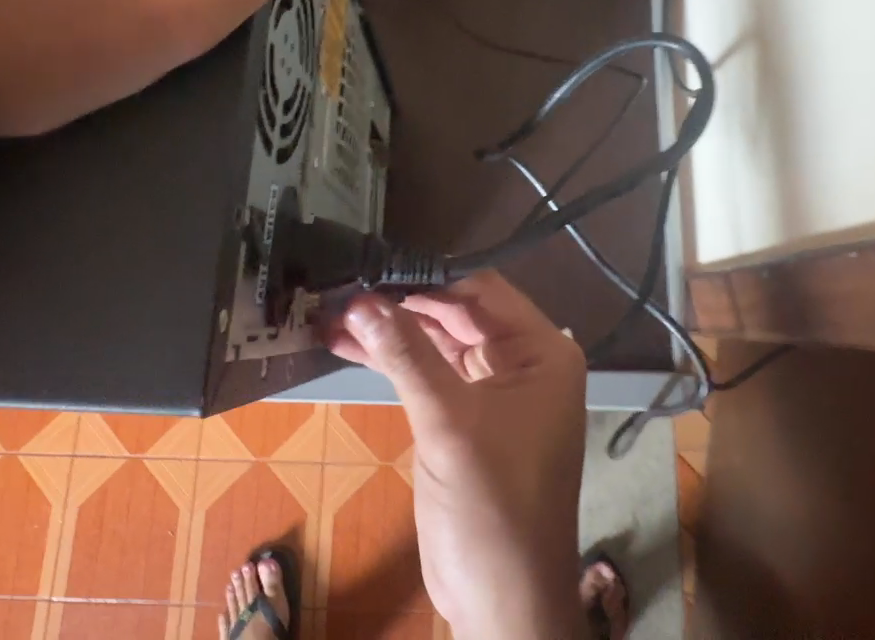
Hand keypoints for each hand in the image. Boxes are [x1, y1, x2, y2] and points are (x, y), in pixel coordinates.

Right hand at [327, 273, 588, 639]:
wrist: (502, 598)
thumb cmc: (492, 505)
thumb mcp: (449, 423)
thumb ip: (407, 356)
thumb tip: (362, 301)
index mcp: (542, 353)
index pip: (483, 293)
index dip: (429, 284)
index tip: (373, 277)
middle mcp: (524, 364)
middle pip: (458, 316)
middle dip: (403, 308)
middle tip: (343, 295)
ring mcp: (495, 392)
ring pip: (439, 345)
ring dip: (392, 334)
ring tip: (332, 317)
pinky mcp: (467, 420)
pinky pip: (431, 377)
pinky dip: (395, 363)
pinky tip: (351, 348)